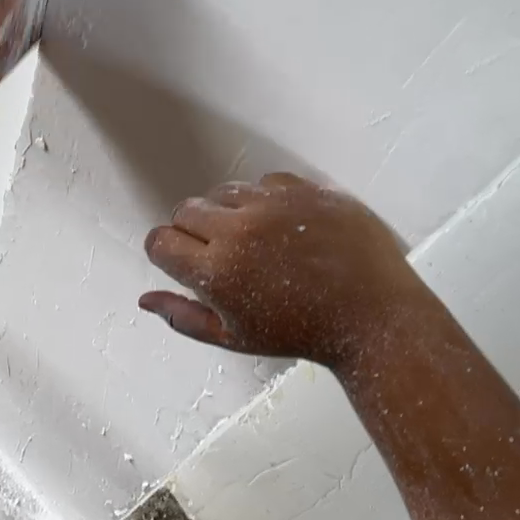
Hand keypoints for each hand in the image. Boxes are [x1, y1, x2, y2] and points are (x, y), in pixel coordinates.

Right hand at [139, 173, 433, 368]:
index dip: (166, 252)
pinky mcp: (305, 190)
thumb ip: (183, 317)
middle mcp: (238, 231)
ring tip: (254, 238)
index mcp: (216, 272)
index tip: (185, 262)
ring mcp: (273, 205)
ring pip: (222, 192)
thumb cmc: (301, 334)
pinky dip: (265, 200)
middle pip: (184, 210)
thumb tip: (144, 299)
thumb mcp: (234, 338)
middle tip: (221, 254)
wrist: (375, 317)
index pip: (159, 241)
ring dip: (227, 212)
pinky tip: (284, 226)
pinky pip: (264, 182)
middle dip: (192, 232)